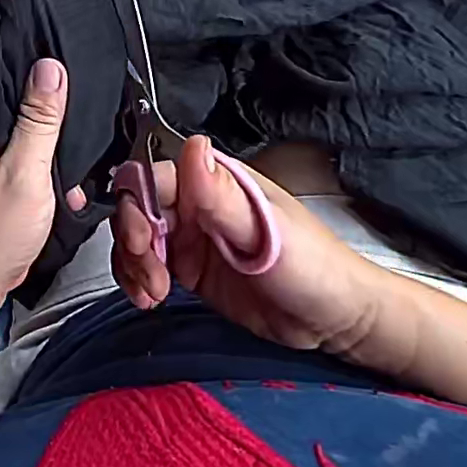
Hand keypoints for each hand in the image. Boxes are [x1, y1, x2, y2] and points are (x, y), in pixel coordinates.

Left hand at [0, 58, 70, 354]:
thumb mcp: (25, 174)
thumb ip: (39, 120)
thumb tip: (49, 68)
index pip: (4, 76)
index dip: (40, 73)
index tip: (74, 74)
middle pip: (19, 102)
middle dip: (53, 115)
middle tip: (83, 124)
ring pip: (28, 130)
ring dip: (55, 145)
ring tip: (73, 166)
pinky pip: (27, 154)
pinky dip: (48, 165)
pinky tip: (66, 182)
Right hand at [110, 136, 385, 354]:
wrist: (334, 319)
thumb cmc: (312, 267)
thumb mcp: (265, 232)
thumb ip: (222, 194)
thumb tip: (192, 147)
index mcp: (217, 180)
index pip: (156, 176)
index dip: (138, 204)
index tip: (145, 240)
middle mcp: (200, 201)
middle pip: (138, 204)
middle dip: (133, 238)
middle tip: (149, 270)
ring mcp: (192, 234)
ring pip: (137, 234)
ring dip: (132, 262)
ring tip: (151, 292)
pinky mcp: (189, 265)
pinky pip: (146, 262)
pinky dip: (137, 278)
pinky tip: (149, 297)